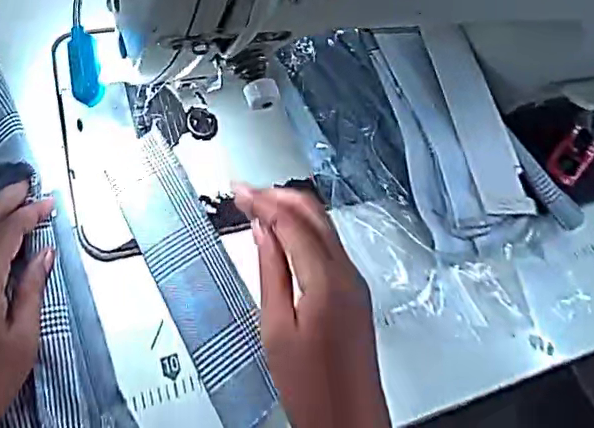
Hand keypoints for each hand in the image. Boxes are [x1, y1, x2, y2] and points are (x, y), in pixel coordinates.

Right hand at [235, 184, 389, 427]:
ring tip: (258, 208)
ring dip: (289, 209)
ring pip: (322, 224)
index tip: (238, 190)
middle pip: (313, 212)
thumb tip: (261, 232)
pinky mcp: (354, 293)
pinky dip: (301, 228)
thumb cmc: (314, 390)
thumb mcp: (276, 328)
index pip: (290, 220)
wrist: (351, 425)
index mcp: (326, 281)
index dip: (261, 199)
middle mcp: (347, 276)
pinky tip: (280, 234)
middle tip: (246, 193)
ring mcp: (354, 284)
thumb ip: (269, 271)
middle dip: (277, 195)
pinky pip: (327, 243)